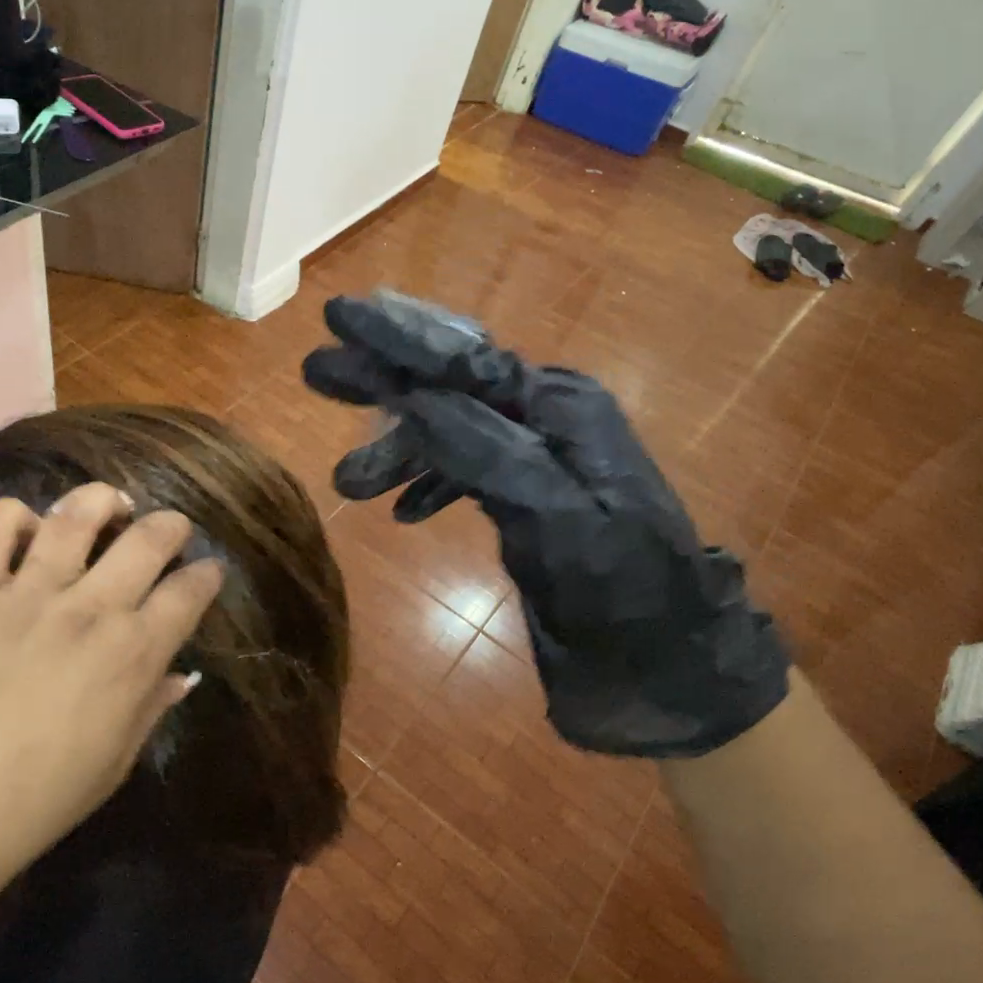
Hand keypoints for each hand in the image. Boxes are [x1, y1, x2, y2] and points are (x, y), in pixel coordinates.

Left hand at [0, 482, 224, 877]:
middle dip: (171, 526)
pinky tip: (25, 529)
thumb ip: (149, 708)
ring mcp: (27, 593)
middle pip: (147, 539)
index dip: (206, 575)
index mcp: (134, 655)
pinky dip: (14, 516)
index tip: (208, 572)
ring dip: (103, 500)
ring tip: (109, 505)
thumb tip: (178, 674)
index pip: (189, 592)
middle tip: (170, 529)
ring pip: (77, 515)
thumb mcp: (113, 764)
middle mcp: (91, 609)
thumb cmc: (36, 805)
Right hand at [303, 291, 787, 757]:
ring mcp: (540, 461)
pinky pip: (465, 472)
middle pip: (447, 386)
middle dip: (381, 384)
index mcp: (558, 410)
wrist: (668, 666)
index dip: (395, 339)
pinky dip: (430, 483)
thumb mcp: (553, 516)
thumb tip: (411, 397)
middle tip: (314, 374)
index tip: (336, 316)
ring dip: (397, 452)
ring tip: (347, 484)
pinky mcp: (531, 501)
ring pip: (450, 434)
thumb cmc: (618, 591)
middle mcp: (547, 421)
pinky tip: (403, 511)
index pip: (460, 362)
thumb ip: (483, 450)